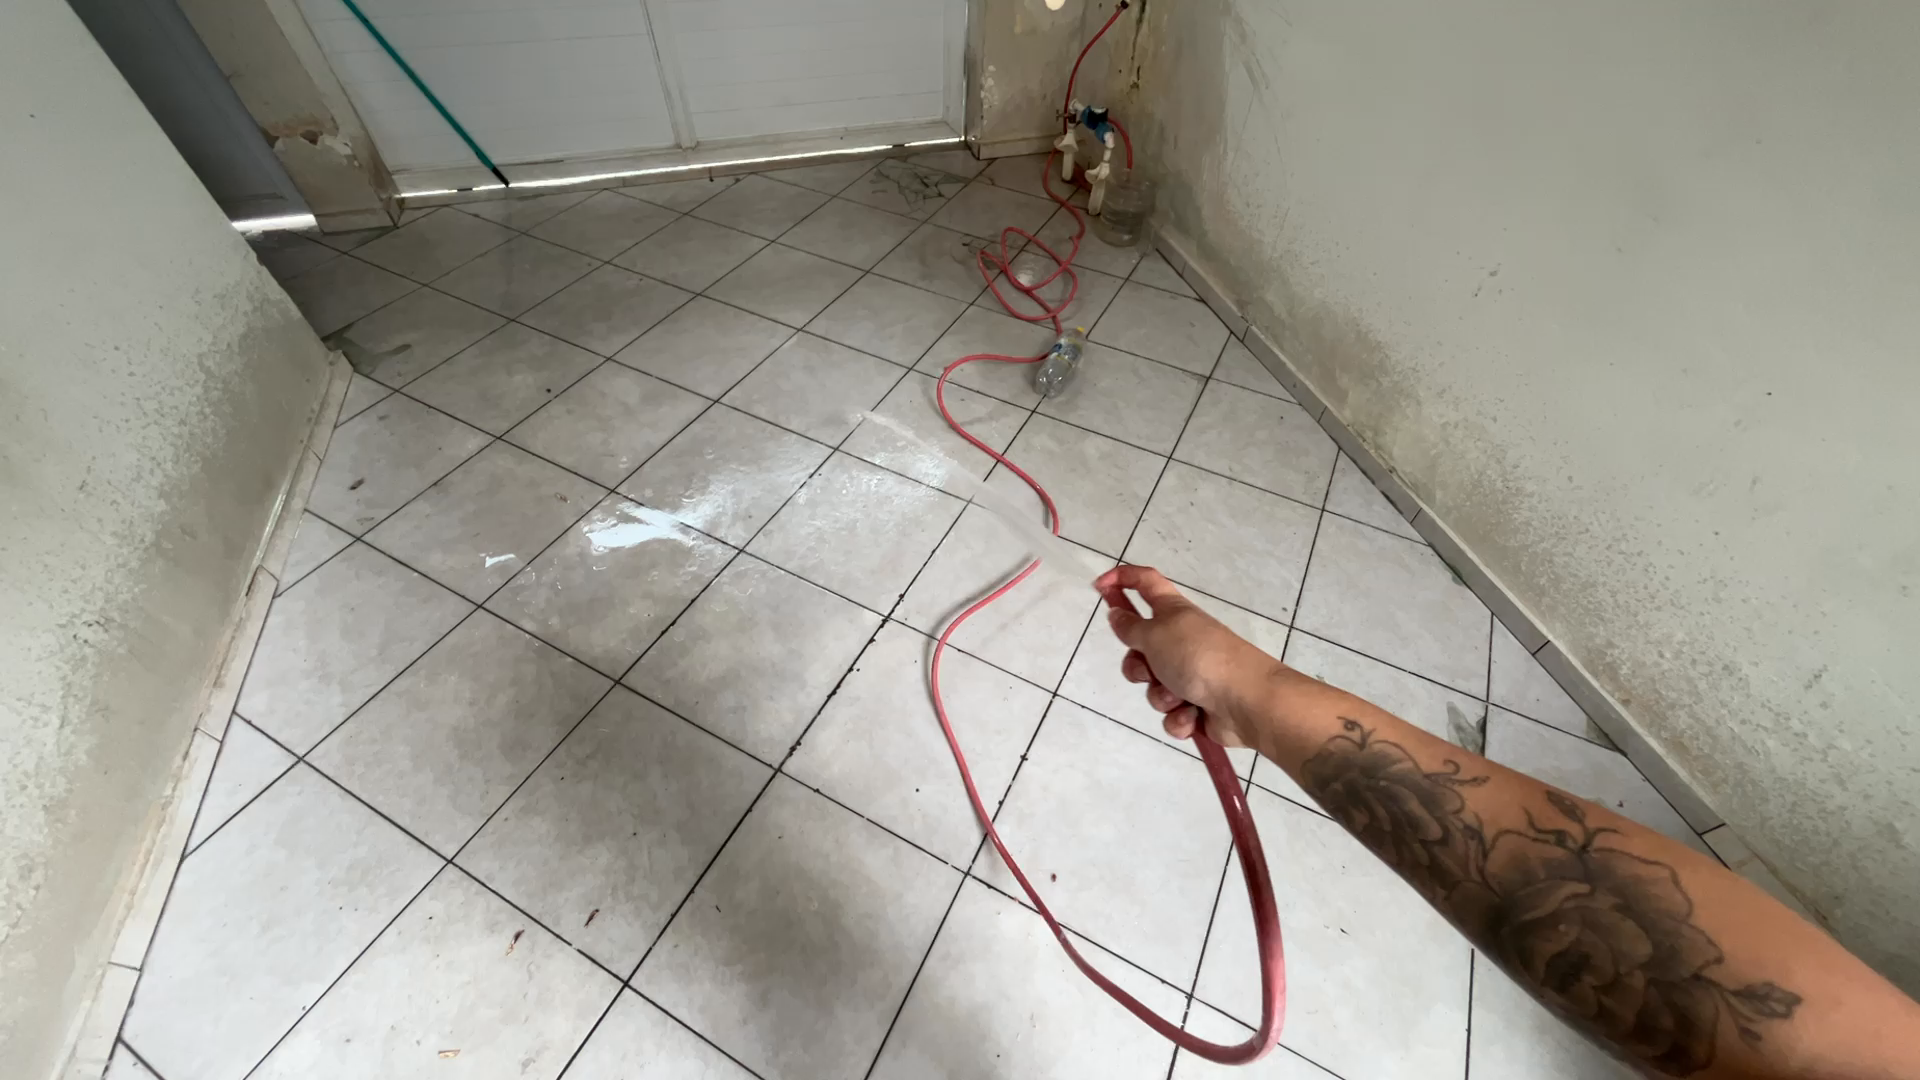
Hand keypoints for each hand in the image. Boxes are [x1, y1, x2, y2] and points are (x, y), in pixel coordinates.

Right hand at [1092, 565, 1280, 749]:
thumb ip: (1130, 626)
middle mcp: (1181, 640)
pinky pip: (1171, 713)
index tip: (1098, 587)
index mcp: (1172, 612)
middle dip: (1137, 666)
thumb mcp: (1155, 634)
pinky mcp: (1197, 705)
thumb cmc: (1197, 656)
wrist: (1246, 700)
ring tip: (1179, 697)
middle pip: (1141, 648)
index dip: (1122, 579)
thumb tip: (1116, 613)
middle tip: (1149, 668)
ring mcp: (1191, 673)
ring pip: (1154, 686)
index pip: (1144, 583)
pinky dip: (1178, 718)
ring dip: (1161, 696)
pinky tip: (1192, 717)